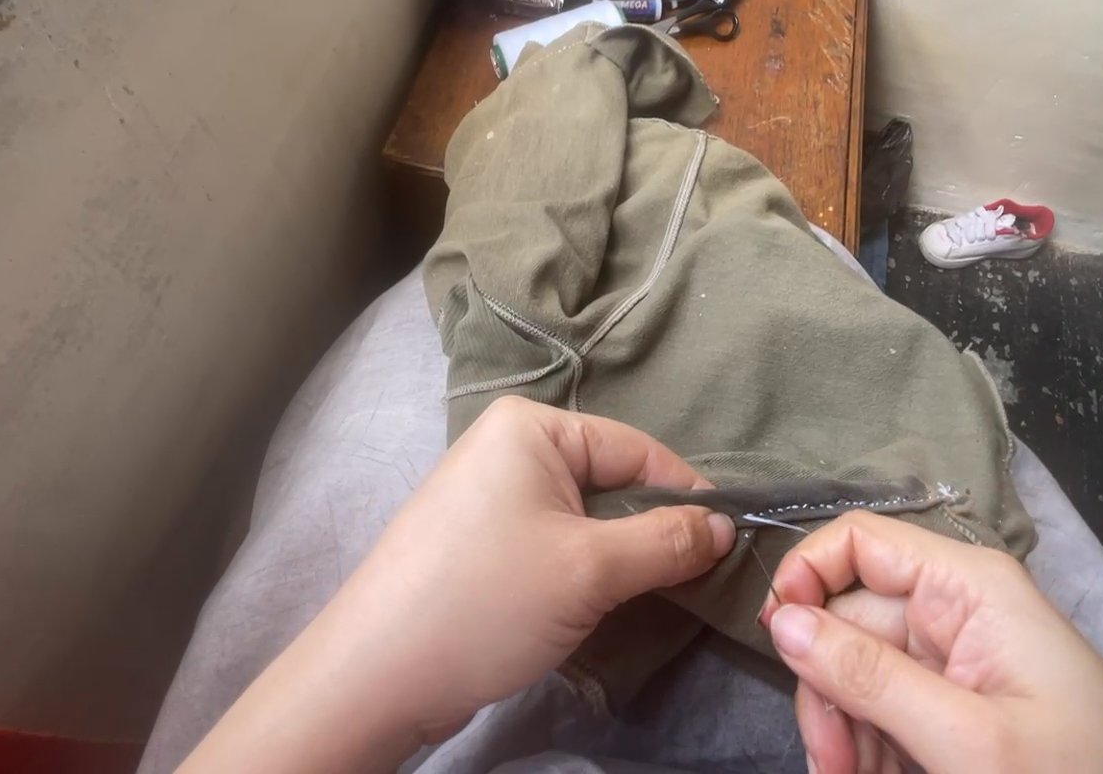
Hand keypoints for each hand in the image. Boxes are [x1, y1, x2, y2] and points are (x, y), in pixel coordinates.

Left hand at [180, 397, 735, 773]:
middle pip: (608, 480)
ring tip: (647, 592)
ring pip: (582, 514)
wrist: (375, 676)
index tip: (727, 537)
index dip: (685, 492)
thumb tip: (726, 525)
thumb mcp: (591, 568)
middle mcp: (508, 444)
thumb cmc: (489, 598)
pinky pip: (551, 537)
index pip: (633, 448)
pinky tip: (595, 600)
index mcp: (532, 425)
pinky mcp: (479, 535)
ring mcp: (490, 490)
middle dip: (649, 528)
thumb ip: (667, 541)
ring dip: (617, 553)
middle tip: (692, 574)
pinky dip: (582, 566)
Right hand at [759, 511, 1102, 773]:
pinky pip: (887, 710)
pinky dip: (869, 749)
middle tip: (831, 765)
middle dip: (829, 689)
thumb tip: (780, 619)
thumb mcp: (969, 742)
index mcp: (964, 584)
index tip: (779, 640)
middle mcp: (953, 608)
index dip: (808, 573)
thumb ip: (869, 676)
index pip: (859, 540)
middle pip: (850, 618)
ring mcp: (954, 660)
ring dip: (844, 730)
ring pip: (859, 671)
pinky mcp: (958, 708)